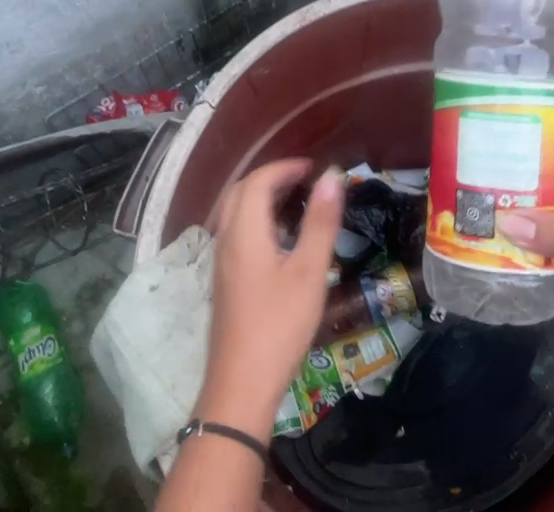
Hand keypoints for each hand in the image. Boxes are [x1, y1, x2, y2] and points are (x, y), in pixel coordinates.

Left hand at [197, 159, 344, 436]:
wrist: (241, 385)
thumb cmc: (279, 325)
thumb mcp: (310, 272)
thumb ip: (320, 222)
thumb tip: (332, 176)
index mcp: (244, 233)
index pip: (256, 182)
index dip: (283, 168)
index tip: (313, 168)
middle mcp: (226, 242)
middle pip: (239, 193)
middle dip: (269, 178)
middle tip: (303, 180)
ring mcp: (221, 264)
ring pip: (234, 214)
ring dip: (260, 198)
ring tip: (295, 202)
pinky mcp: (225, 282)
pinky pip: (235, 233)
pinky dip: (256, 220)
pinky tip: (280, 240)